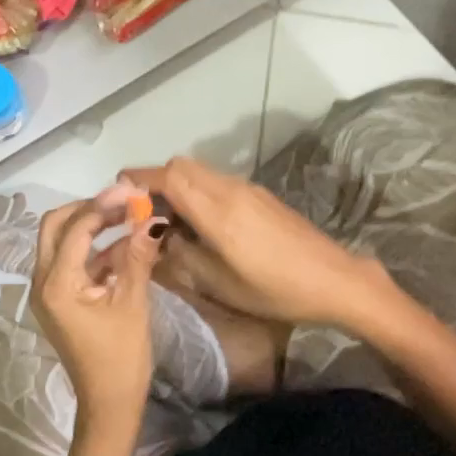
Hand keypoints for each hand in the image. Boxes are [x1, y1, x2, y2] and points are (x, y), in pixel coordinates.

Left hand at [32, 186, 161, 423]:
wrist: (109, 407)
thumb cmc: (120, 359)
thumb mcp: (133, 304)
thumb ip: (138, 256)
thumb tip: (153, 218)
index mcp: (56, 284)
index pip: (76, 228)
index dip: (104, 204)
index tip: (132, 191)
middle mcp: (42, 282)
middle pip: (56, 226)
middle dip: (89, 208)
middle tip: (123, 201)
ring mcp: (48, 290)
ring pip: (61, 241)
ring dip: (92, 225)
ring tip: (129, 215)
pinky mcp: (60, 298)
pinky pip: (72, 260)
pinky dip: (95, 247)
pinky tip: (125, 243)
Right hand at [121, 158, 391, 330]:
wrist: (334, 279)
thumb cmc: (276, 290)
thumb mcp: (222, 284)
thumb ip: (183, 256)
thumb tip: (157, 237)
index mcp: (218, 211)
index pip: (170, 176)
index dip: (141, 179)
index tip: (120, 192)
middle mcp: (230, 190)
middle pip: (182, 166)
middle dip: (155, 180)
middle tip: (141, 210)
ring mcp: (247, 188)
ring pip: (199, 171)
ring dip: (177, 185)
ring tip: (168, 219)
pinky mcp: (258, 194)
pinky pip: (216, 180)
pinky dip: (197, 190)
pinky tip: (200, 223)